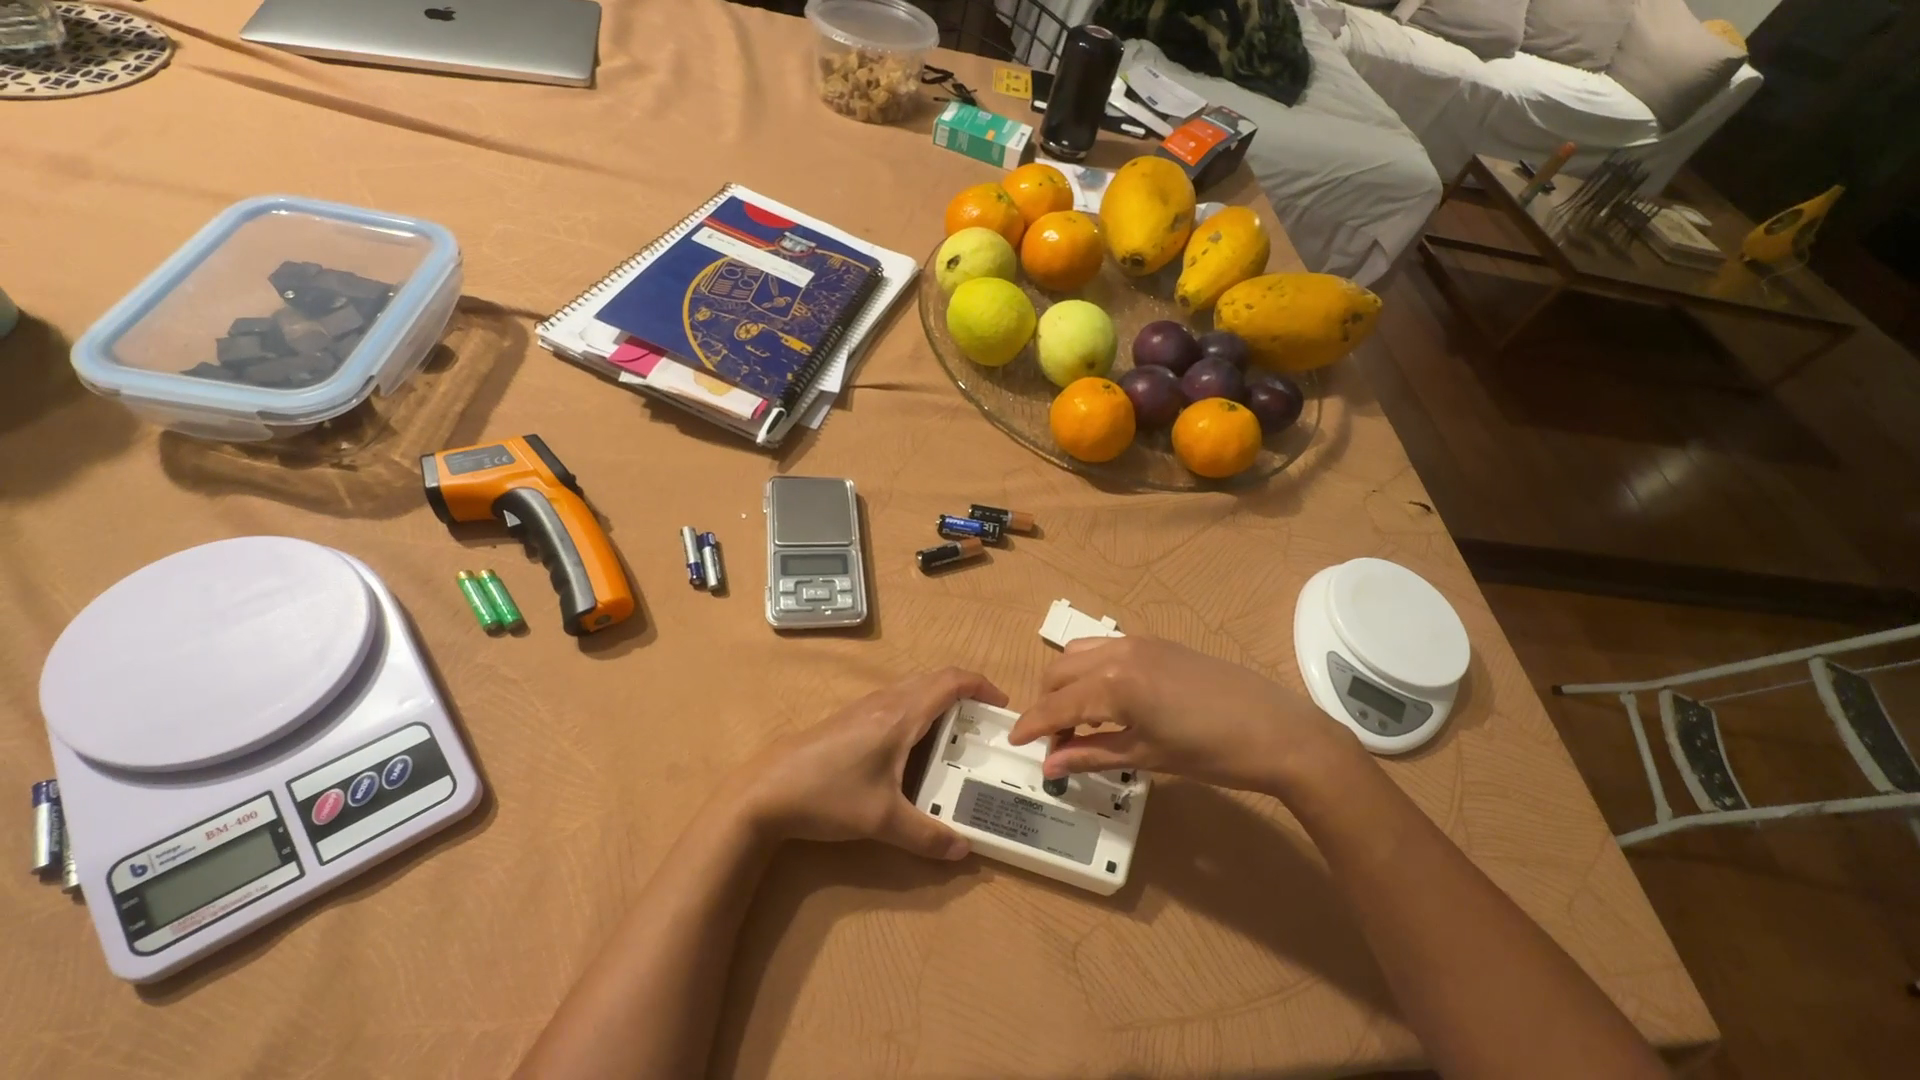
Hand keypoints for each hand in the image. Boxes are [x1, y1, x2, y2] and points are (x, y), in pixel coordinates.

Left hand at [735, 668, 1007, 859]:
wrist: (764, 792)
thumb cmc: (827, 796)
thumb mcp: (882, 821)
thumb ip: (927, 836)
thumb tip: (963, 850)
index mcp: (900, 715)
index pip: (950, 681)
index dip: (981, 685)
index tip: (1002, 704)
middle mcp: (884, 702)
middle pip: (933, 680)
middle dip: (964, 693)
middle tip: (984, 724)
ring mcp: (862, 708)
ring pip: (911, 690)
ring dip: (938, 702)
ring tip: (955, 736)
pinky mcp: (847, 720)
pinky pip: (894, 703)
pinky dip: (917, 712)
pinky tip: (913, 749)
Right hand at [1008, 637, 1359, 794]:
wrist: (1280, 732)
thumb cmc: (1213, 753)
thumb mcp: (1147, 757)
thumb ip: (1092, 756)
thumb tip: (1049, 766)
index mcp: (1114, 682)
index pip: (1056, 704)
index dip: (1032, 725)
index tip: (1014, 741)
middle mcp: (1119, 652)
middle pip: (1060, 671)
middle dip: (1047, 704)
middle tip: (1054, 743)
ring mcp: (1141, 643)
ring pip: (1081, 653)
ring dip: (1068, 684)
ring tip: (1080, 722)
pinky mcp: (1160, 644)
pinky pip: (1107, 649)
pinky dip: (1093, 672)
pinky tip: (1109, 704)